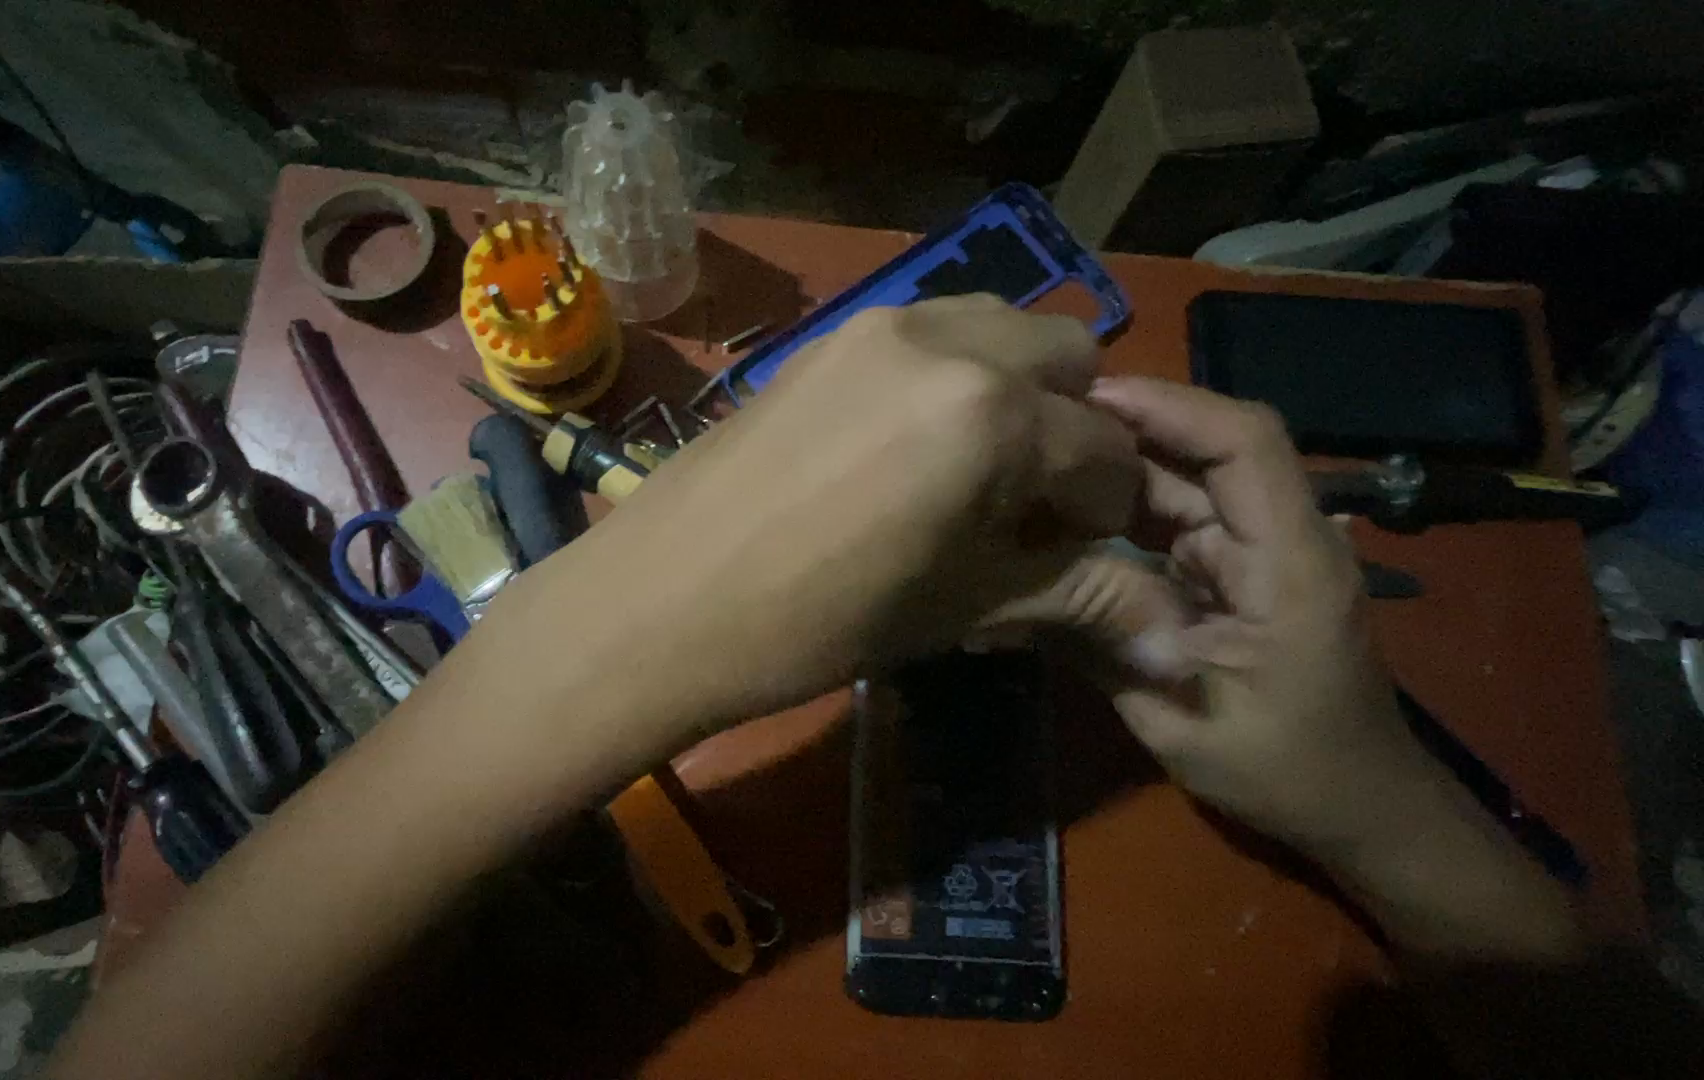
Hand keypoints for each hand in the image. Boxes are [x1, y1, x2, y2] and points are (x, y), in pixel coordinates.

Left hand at [487, 294, 1139, 734]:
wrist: (663, 599)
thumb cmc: (815, 624)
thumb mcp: (958, 609)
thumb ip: (1072, 592)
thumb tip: (1177, 632)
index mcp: (994, 416)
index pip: (1108, 450)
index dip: (1106, 509)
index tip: (1076, 548)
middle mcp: (948, 342)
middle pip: (1068, 357)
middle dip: (1071, 425)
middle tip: (1025, 497)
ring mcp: (879, 324)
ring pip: (998, 327)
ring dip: (1013, 387)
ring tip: (968, 464)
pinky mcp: (828, 333)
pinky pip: (927, 329)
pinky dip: (950, 372)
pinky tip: (905, 441)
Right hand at [1068, 377, 1448, 856]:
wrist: (1358, 808)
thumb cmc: (1283, 769)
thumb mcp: (1175, 716)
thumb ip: (1101, 643)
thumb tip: (1008, 598)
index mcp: (1287, 560)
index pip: (1244, 442)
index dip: (1168, 406)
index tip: (1086, 397)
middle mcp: (1277, 536)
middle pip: (1210, 448)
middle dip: (1128, 426)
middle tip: (1038, 422)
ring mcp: (1255, 551)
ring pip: (1186, 481)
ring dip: (1117, 466)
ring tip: (1038, 458)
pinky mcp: (1232, 570)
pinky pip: (1174, 519)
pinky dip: (1122, 509)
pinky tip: (1066, 508)